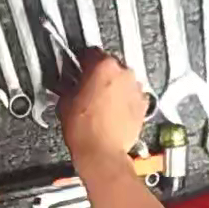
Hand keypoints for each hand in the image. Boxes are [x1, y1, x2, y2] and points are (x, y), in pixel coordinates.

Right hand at [59, 50, 146, 174]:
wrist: (102, 154)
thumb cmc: (86, 132)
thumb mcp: (65, 104)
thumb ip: (69, 87)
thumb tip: (69, 85)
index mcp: (103, 66)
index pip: (90, 53)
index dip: (81, 61)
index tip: (77, 66)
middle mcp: (124, 74)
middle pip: (110, 66)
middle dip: (99, 76)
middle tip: (87, 88)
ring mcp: (135, 89)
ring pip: (123, 81)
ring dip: (113, 88)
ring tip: (100, 103)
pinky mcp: (143, 106)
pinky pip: (132, 97)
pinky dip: (124, 101)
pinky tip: (112, 112)